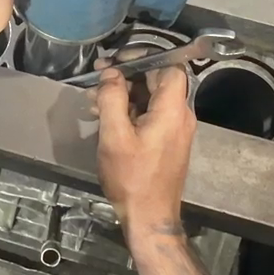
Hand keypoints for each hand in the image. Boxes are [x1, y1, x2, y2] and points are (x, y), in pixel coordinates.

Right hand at [95, 65, 196, 245]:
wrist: (149, 217)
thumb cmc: (132, 178)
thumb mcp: (115, 136)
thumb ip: (112, 99)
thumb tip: (111, 74)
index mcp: (172, 110)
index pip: (169, 67)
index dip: (145, 57)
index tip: (118, 59)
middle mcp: (180, 116)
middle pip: (158, 81)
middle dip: (127, 75)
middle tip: (99, 75)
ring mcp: (174, 129)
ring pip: (150, 98)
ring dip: (123, 93)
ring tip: (93, 98)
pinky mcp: (166, 141)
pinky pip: (149, 114)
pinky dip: (129, 109)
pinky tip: (104, 115)